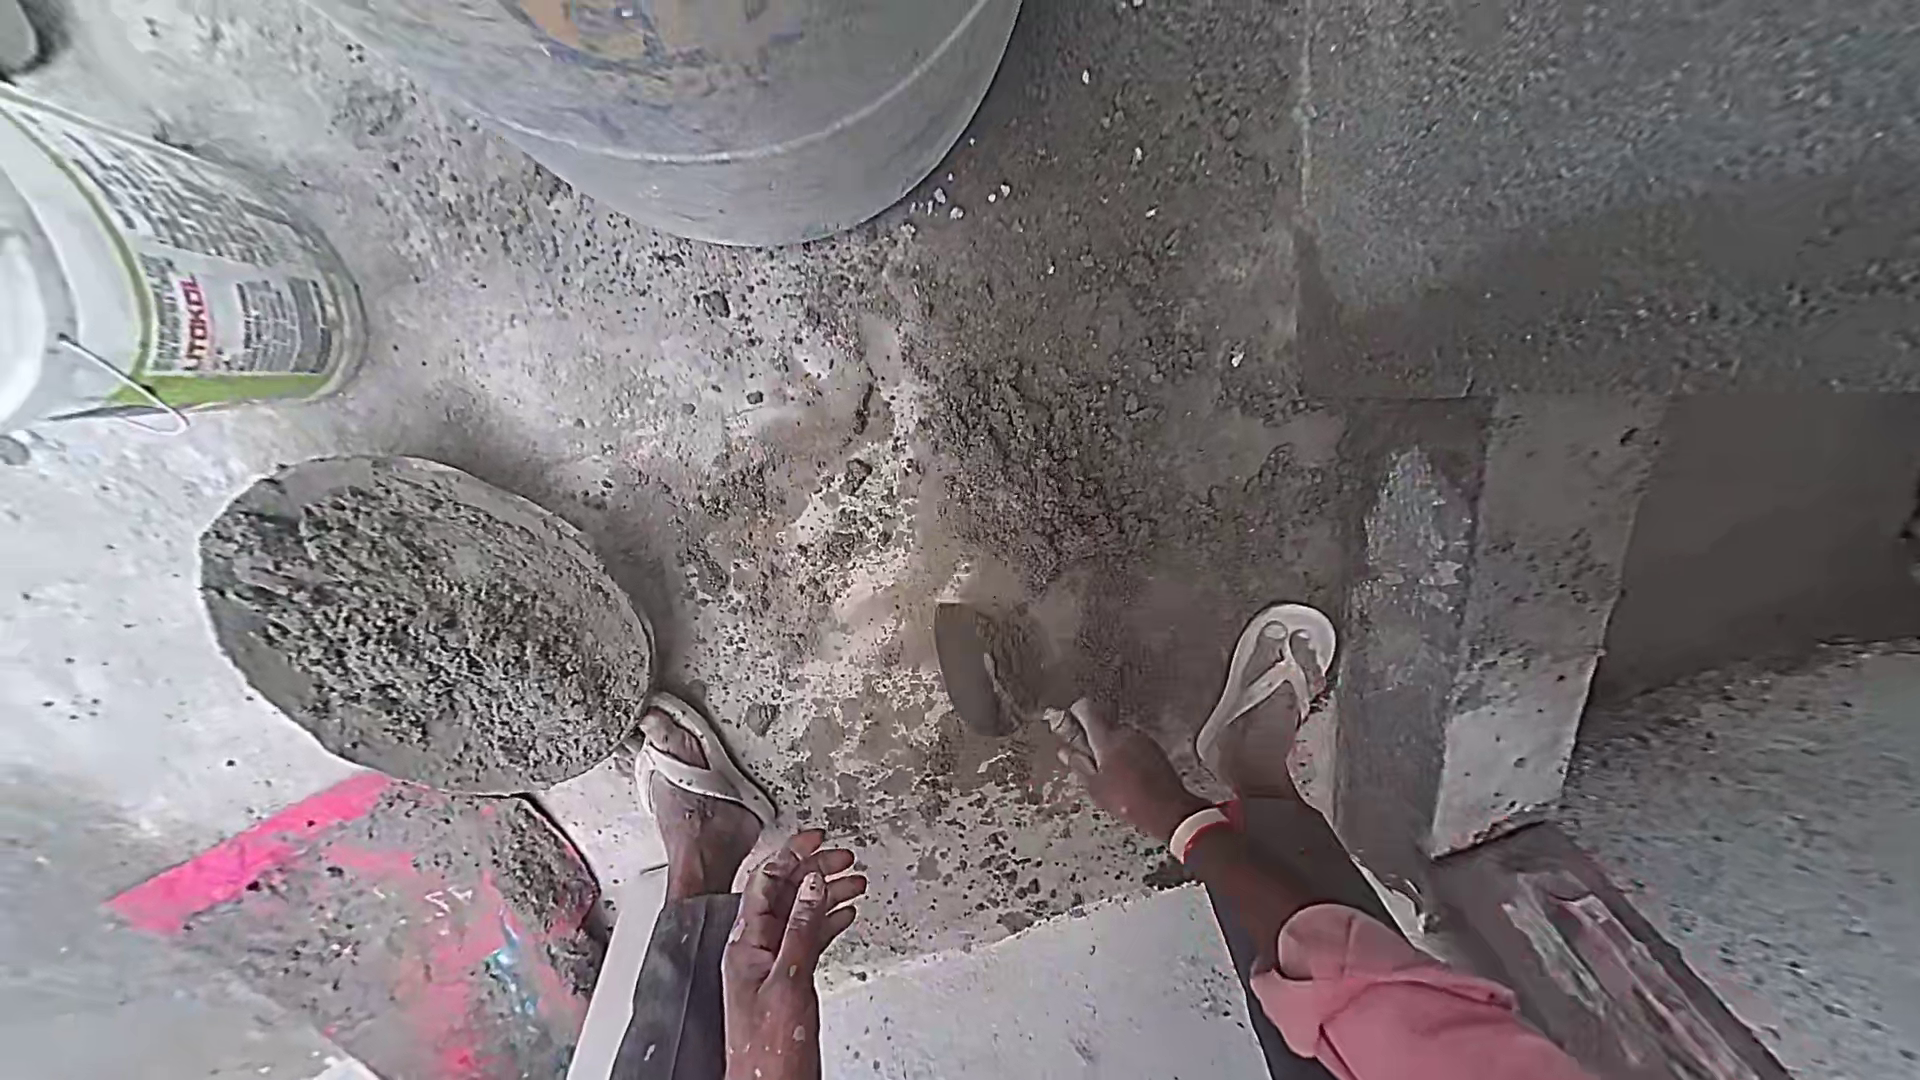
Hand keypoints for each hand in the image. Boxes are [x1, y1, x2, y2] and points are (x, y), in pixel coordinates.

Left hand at [721, 829, 866, 1079]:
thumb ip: (801, 927)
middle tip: (845, 857)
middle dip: (816, 869)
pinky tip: (846, 912)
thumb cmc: (767, 1052)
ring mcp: (775, 962)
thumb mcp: (788, 979)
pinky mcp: (792, 978)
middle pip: (788, 892)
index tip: (816, 837)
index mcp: (747, 943)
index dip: (791, 854)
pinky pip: (812, 935)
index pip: (766, 882)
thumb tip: (812, 881)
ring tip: (855, 881)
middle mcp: (759, 948)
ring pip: (803, 911)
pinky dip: (830, 920)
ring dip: (829, 892)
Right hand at [1056, 698, 1209, 841]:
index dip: (1074, 715)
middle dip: (1092, 739)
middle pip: (1102, 724)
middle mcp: (1125, 732)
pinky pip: (1133, 745)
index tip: (1069, 727)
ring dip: (1110, 748)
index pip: (1085, 709)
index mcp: (1106, 737)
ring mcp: (1142, 739)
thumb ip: (1077, 763)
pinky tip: (1126, 776)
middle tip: (1088, 761)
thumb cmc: (1129, 800)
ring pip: (1118, 736)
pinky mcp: (1155, 749)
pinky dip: (1126, 755)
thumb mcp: (1094, 786)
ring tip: (1109, 774)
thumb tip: (1064, 751)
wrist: (1169, 812)